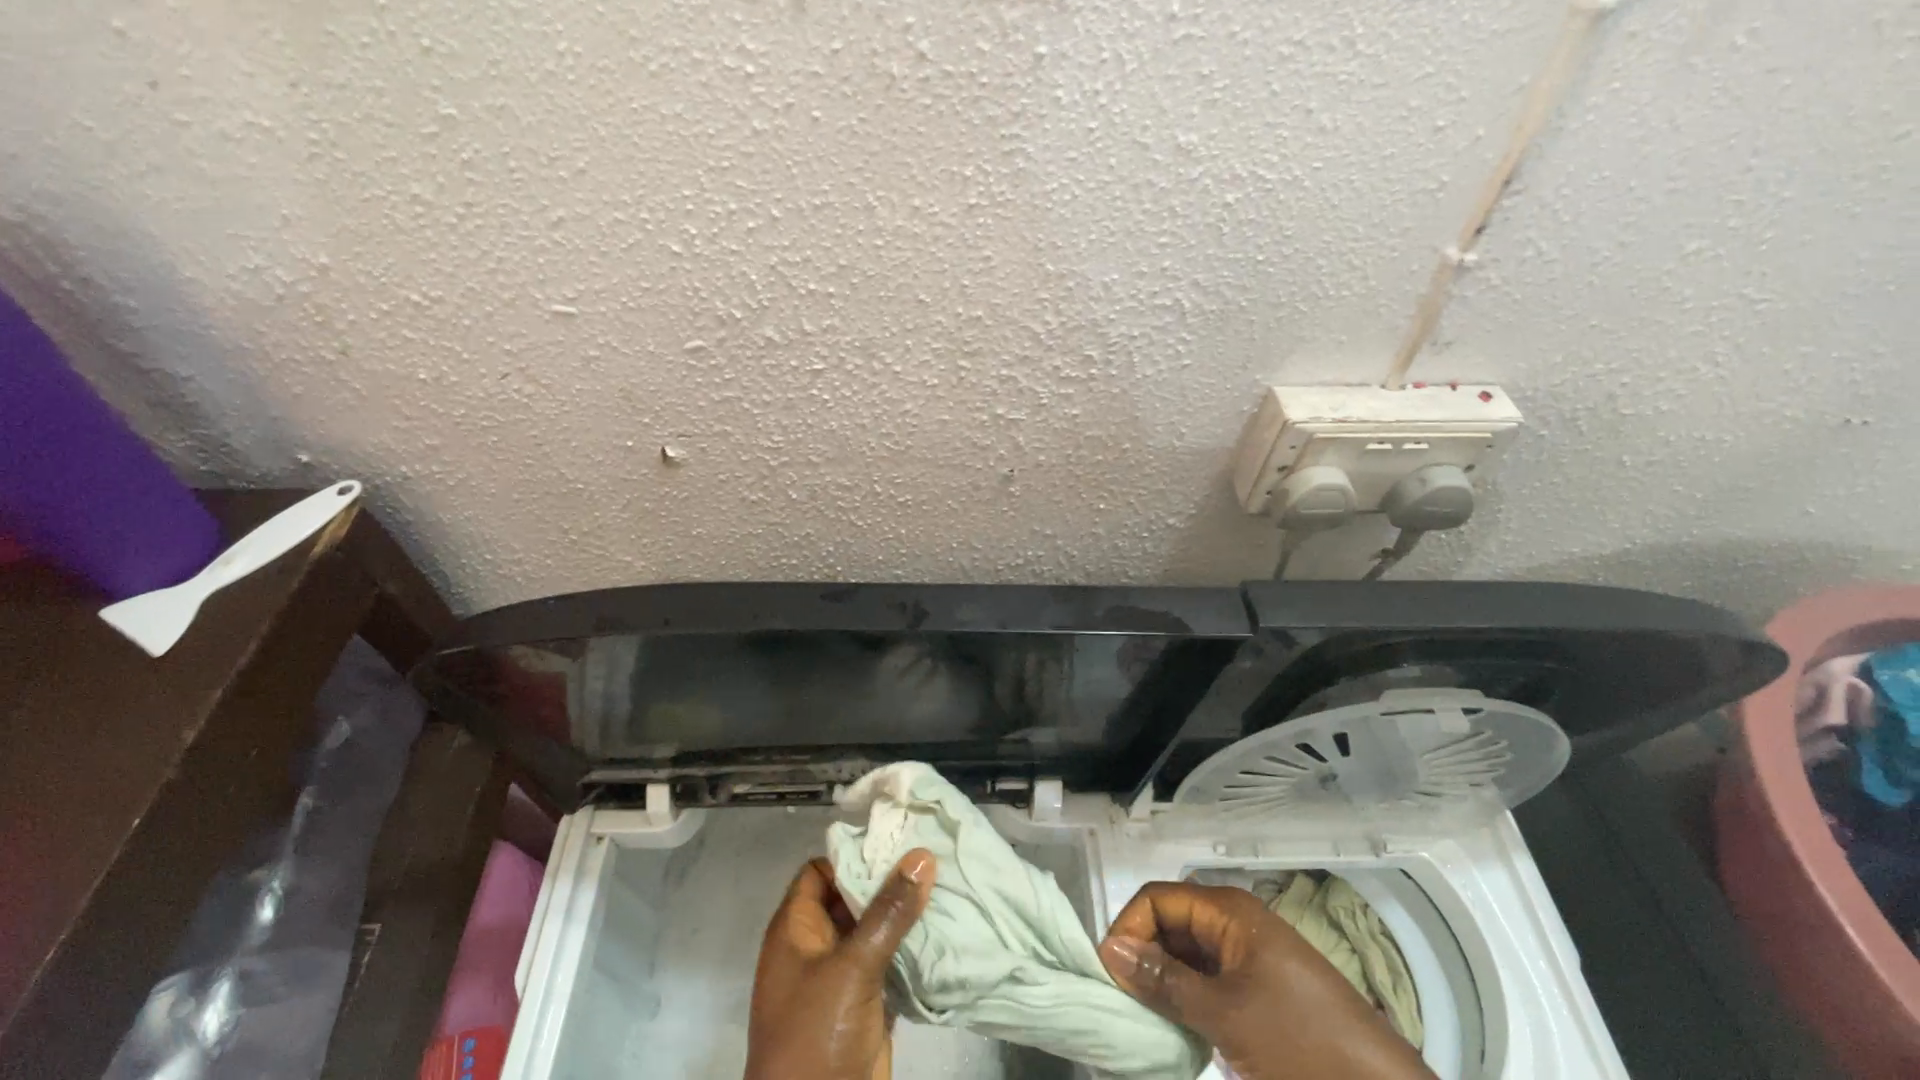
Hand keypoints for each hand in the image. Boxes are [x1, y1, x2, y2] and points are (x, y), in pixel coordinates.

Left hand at [744, 850, 935, 1079]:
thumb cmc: (816, 1032)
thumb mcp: (852, 966)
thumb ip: (888, 912)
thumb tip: (921, 856)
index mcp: (795, 929)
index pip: (820, 871)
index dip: (854, 855)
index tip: (898, 843)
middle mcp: (815, 946)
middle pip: (851, 898)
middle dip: (888, 882)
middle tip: (934, 860)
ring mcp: (840, 976)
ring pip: (874, 931)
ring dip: (905, 916)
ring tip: (949, 887)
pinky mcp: (865, 1002)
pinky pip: (889, 963)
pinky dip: (912, 950)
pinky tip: (946, 933)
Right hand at [1097, 881, 1433, 1079]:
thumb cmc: (1302, 1040)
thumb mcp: (1225, 1013)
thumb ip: (1165, 980)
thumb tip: (1110, 949)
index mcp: (1229, 912)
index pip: (1158, 899)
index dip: (1129, 929)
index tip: (1110, 976)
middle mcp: (1234, 926)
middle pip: (1168, 923)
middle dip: (1140, 956)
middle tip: (1121, 1002)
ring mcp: (1245, 961)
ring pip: (1182, 956)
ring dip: (1158, 982)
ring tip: (1140, 1018)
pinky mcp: (1253, 993)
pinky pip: (1202, 984)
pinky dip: (1180, 1001)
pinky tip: (1169, 1029)